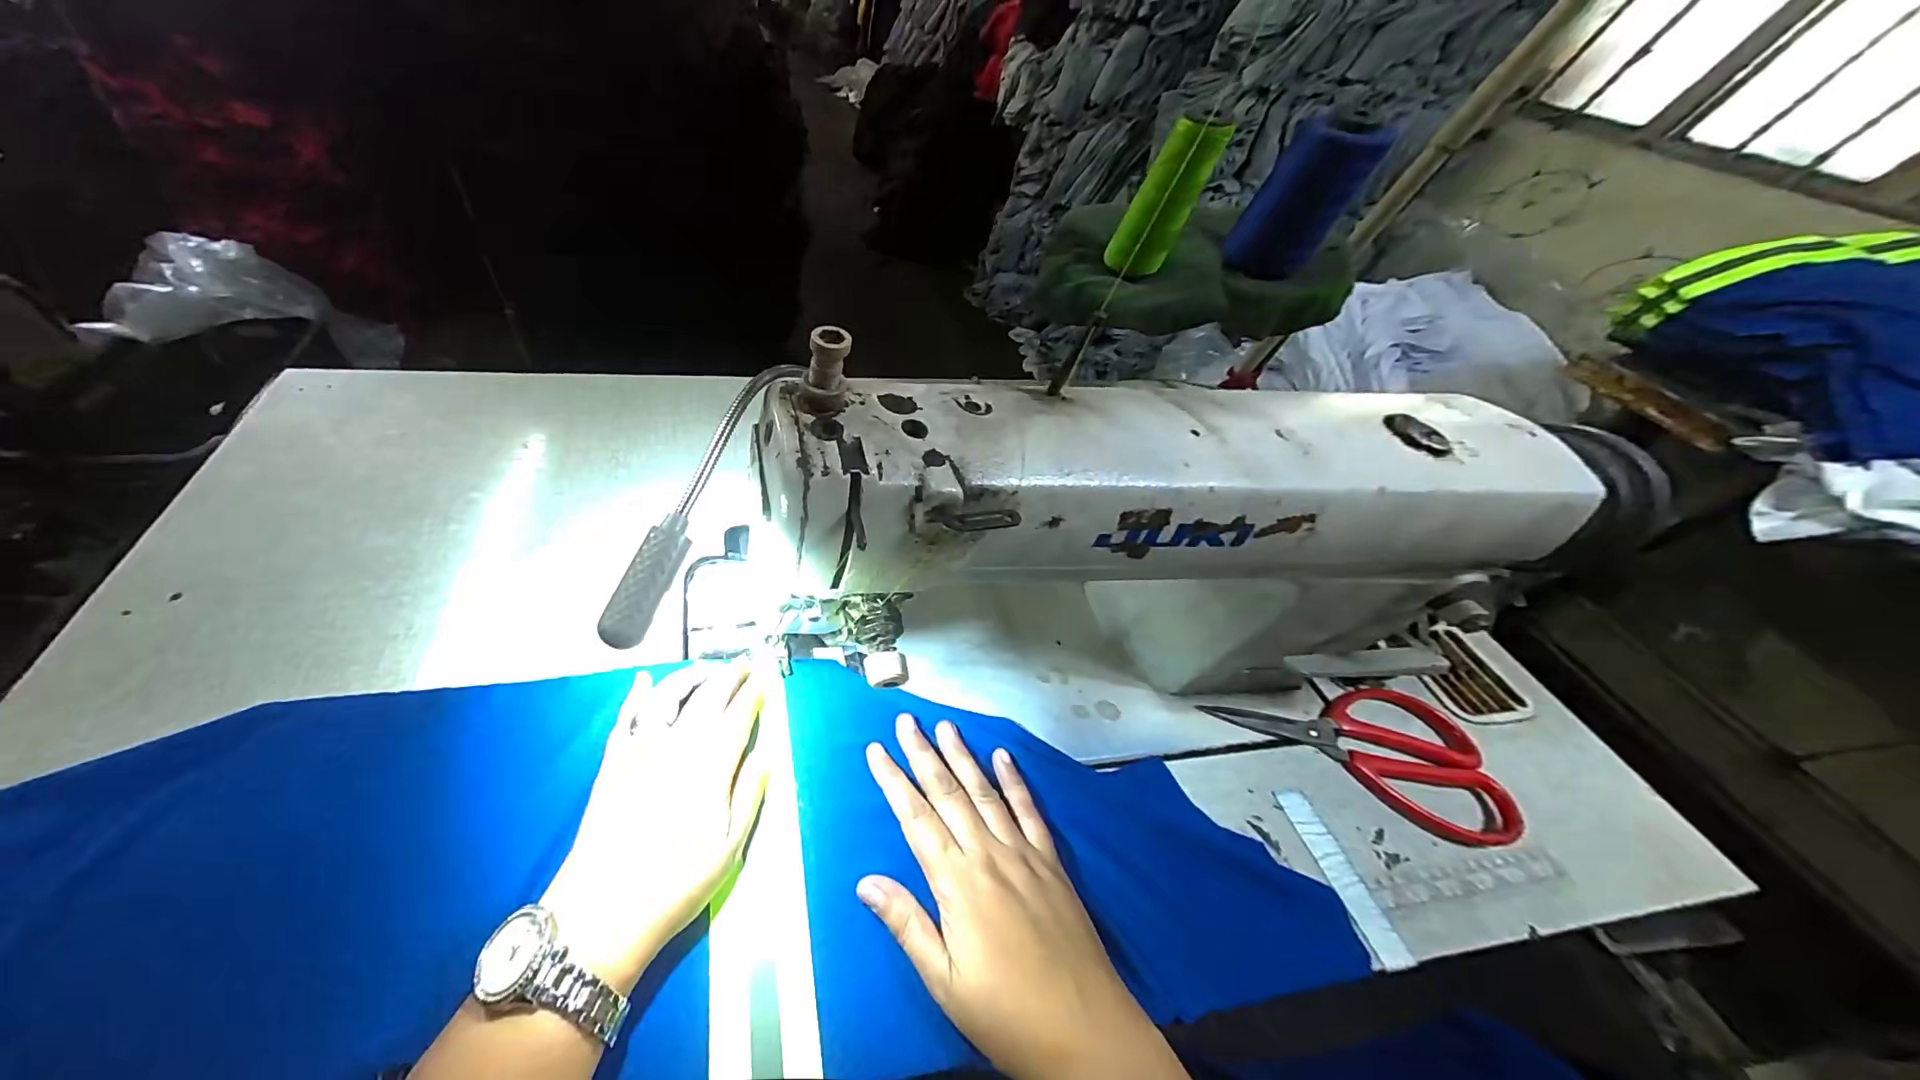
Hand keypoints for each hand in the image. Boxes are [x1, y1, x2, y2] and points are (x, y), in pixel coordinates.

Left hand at [540, 663, 768, 992]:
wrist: (603, 911)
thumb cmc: (676, 883)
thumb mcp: (729, 846)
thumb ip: (749, 794)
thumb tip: (765, 757)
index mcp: (710, 765)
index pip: (738, 715)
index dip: (753, 692)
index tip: (764, 677)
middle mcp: (676, 747)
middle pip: (706, 697)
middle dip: (727, 676)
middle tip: (741, 665)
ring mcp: (640, 752)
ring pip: (667, 697)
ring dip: (689, 677)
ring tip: (705, 670)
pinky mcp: (612, 763)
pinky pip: (626, 718)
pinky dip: (636, 695)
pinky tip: (643, 681)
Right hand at [859, 715, 1189, 1079]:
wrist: (1085, 1029)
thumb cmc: (1006, 1012)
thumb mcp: (945, 981)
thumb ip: (907, 925)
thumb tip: (867, 882)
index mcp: (958, 884)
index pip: (917, 820)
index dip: (894, 782)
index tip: (877, 751)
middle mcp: (989, 857)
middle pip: (949, 796)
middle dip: (924, 755)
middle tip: (907, 721)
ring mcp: (1024, 856)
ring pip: (986, 794)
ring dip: (963, 757)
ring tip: (946, 726)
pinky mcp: (1051, 863)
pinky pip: (1030, 812)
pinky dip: (1016, 781)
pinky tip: (1004, 757)